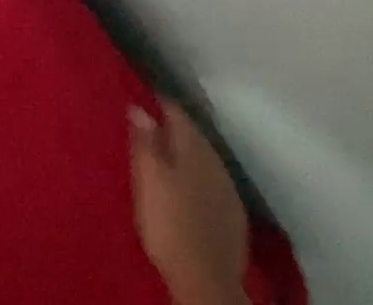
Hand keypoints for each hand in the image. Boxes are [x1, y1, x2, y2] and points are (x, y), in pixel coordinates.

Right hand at [130, 100, 250, 304]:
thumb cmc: (169, 222)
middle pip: (191, 133)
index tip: (141, 97)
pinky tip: (190, 188)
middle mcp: (214, 158)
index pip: (175, 111)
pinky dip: (199, 177)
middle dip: (172, 128)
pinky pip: (212, 181)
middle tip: (150, 127)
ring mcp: (227, 185)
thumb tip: (139, 106)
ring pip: (204, 157)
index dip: (158, 102)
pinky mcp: (233, 211)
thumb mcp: (149, 179)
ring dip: (186, 153)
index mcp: (191, 145)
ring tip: (167, 157)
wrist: (206, 277)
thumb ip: (145, 141)